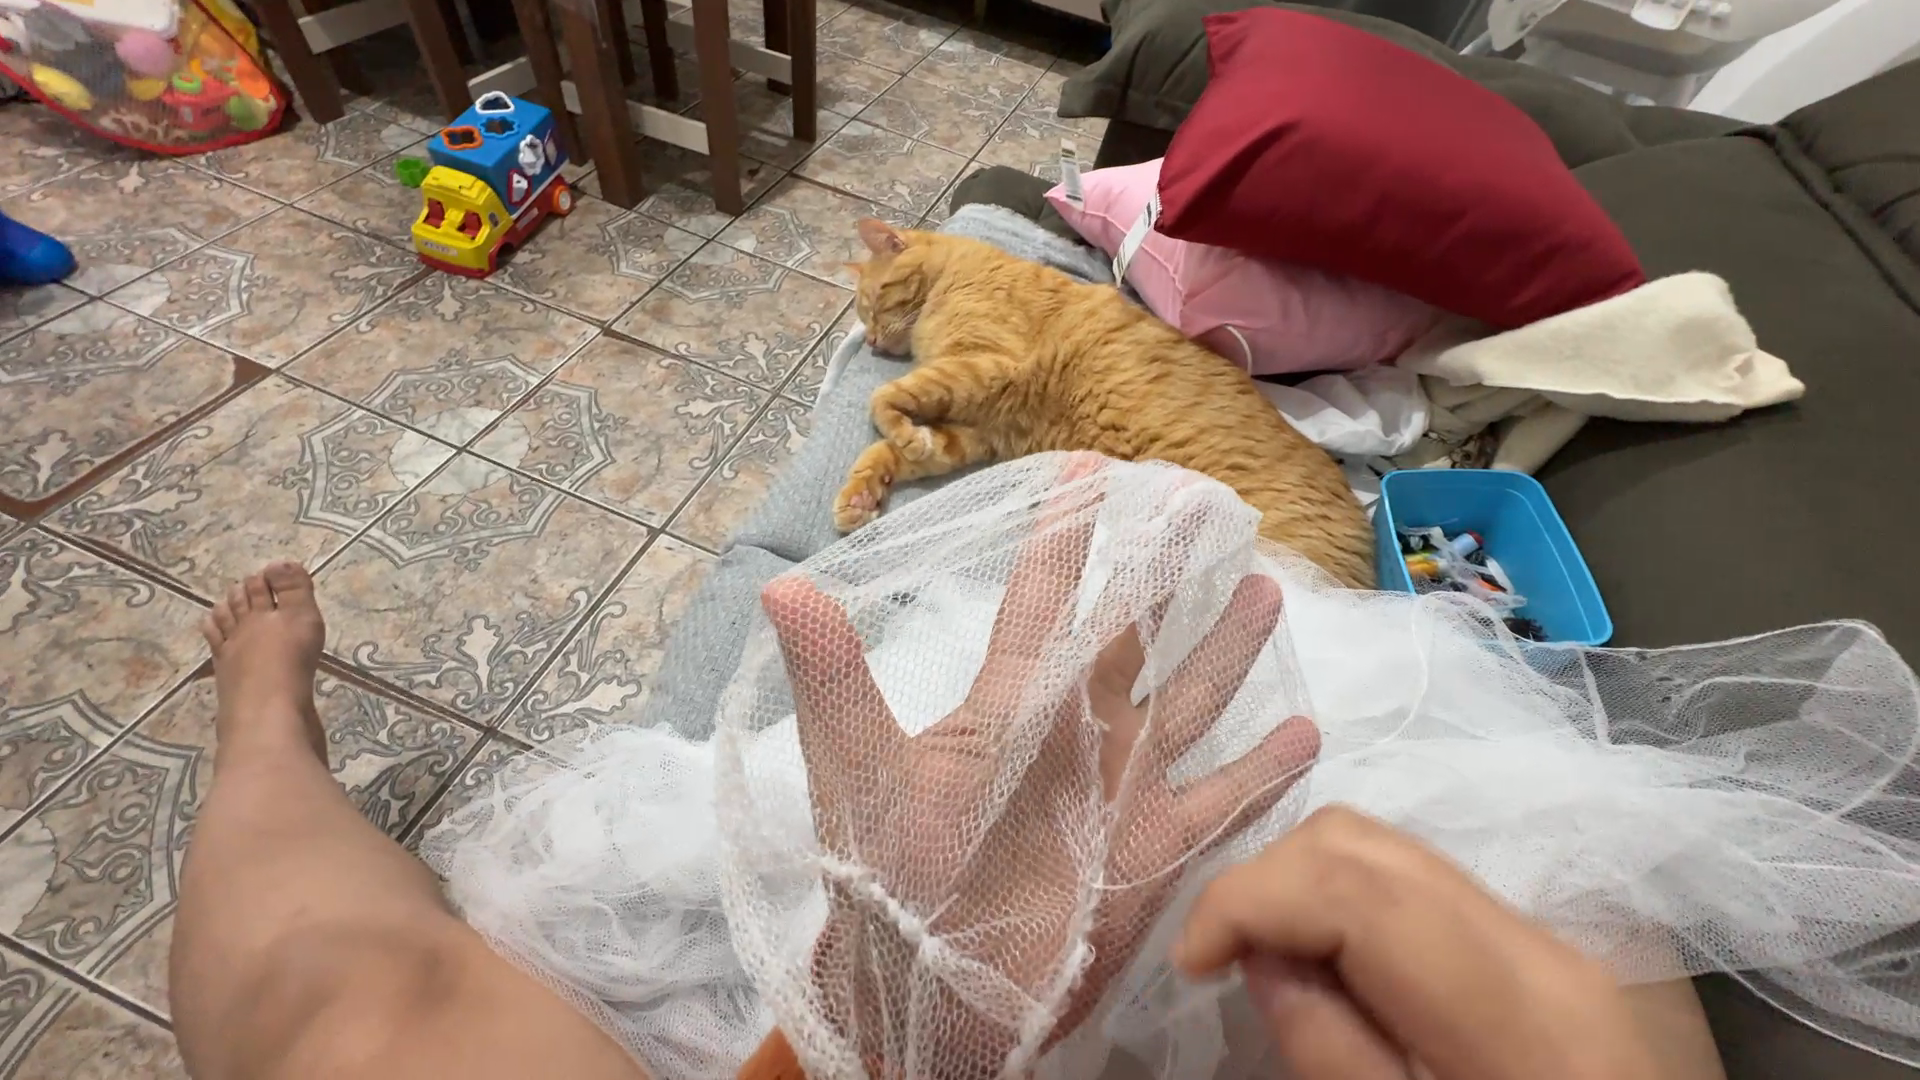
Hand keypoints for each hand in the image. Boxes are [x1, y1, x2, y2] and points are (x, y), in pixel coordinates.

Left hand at [760, 455, 1317, 1075]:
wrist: (924, 987)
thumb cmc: (884, 869)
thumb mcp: (856, 764)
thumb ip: (830, 677)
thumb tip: (779, 588)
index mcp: (1009, 701)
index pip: (1042, 597)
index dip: (1064, 532)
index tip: (1089, 467)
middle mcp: (1074, 728)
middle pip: (1131, 632)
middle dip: (1166, 569)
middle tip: (1207, 506)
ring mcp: (1121, 786)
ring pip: (1186, 698)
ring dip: (1224, 647)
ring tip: (1262, 590)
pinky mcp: (1156, 850)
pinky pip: (1222, 800)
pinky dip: (1261, 771)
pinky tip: (1305, 730)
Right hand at [1175, 807, 1665, 1079]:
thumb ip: (1332, 1055)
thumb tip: (1262, 956)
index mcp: (1524, 1014)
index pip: (1352, 888)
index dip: (1245, 900)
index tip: (1190, 959)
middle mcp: (1536, 944)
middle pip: (1355, 840)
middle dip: (1264, 882)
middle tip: (1227, 957)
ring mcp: (1543, 936)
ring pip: (1375, 842)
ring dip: (1296, 881)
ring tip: (1270, 953)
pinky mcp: (1534, 944)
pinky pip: (1405, 877)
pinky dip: (1338, 893)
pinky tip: (1328, 955)